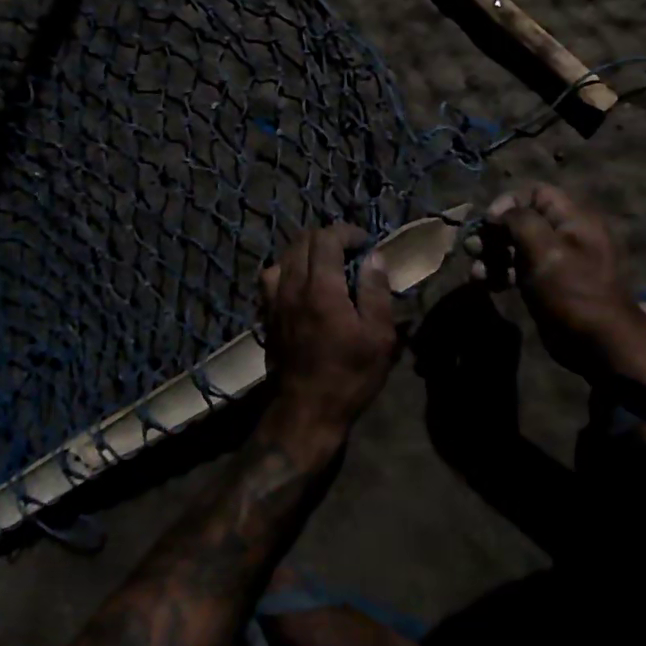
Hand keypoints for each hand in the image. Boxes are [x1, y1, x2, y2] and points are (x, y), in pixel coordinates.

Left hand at [261, 224, 396, 432]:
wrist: (306, 412)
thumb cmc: (349, 375)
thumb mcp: (378, 336)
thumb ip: (375, 291)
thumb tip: (373, 257)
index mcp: (322, 289)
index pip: (327, 238)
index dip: (348, 232)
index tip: (365, 245)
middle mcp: (293, 287)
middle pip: (303, 240)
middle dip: (328, 238)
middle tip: (350, 253)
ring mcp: (274, 301)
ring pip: (284, 255)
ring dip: (306, 251)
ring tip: (326, 266)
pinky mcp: (267, 315)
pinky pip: (271, 276)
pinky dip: (288, 269)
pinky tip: (302, 285)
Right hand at [465, 184, 645, 379]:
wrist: (600, 344)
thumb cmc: (572, 291)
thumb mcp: (545, 250)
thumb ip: (520, 221)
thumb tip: (499, 213)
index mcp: (574, 219)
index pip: (536, 193)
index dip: (509, 202)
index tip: (490, 223)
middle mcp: (566, 235)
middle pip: (523, 221)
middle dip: (495, 233)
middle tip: (472, 248)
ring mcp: (558, 262)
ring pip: (518, 247)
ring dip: (493, 255)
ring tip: (476, 272)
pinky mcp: (549, 285)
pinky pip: (521, 270)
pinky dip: (502, 273)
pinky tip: (487, 284)